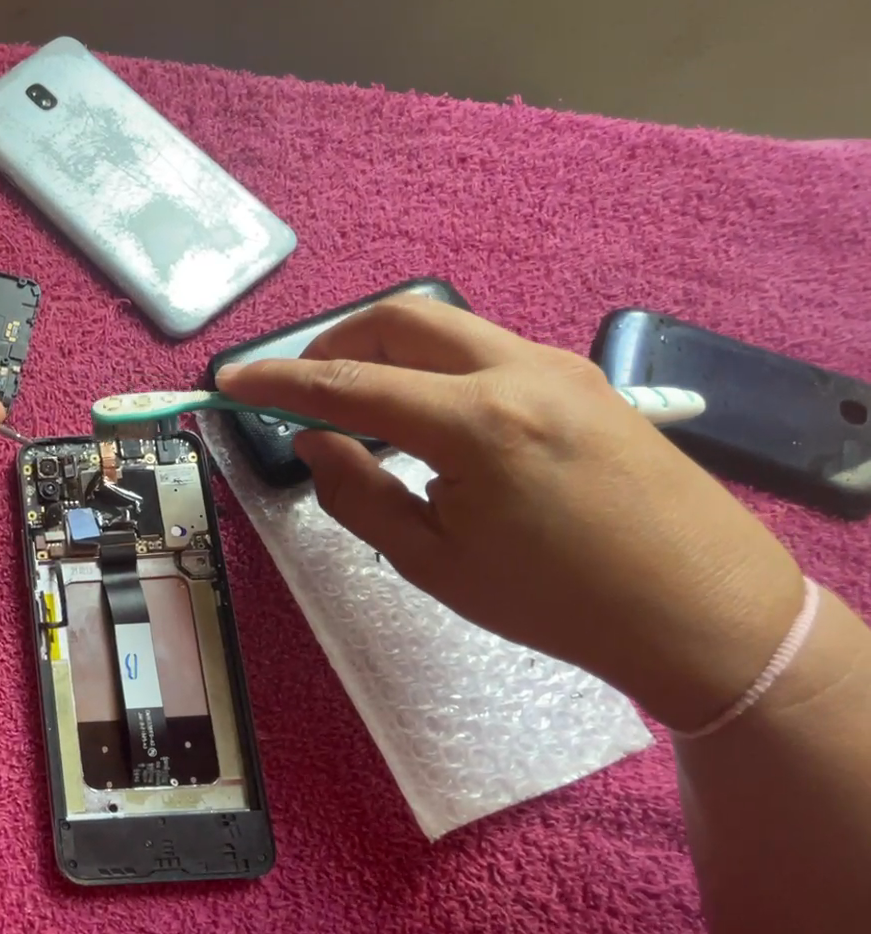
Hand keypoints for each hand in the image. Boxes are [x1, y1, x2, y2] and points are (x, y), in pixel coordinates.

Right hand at [217, 294, 806, 730]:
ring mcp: (559, 367)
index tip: (227, 381)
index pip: (349, 385)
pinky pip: (480, 348)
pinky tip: (420, 414)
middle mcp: (519, 373)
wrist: (705, 614)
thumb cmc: (553, 601)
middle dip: (332, 342)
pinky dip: (427, 363)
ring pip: (443, 325)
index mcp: (477, 426)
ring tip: (354, 402)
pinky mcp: (581, 378)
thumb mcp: (429, 560)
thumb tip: (311, 440)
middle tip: (299, 387)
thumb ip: (355, 491)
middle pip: (400, 318)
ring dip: (381, 349)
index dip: (277, 382)